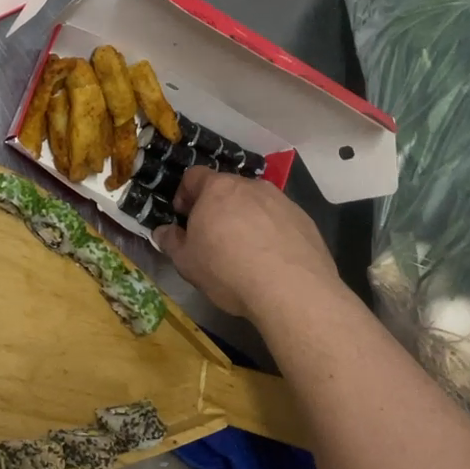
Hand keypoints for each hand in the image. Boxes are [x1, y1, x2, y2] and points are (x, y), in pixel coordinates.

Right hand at [153, 169, 339, 320]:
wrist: (293, 292)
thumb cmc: (228, 270)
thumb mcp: (186, 262)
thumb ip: (171, 241)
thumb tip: (163, 232)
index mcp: (218, 189)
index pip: (194, 176)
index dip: (185, 194)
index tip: (183, 216)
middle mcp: (251, 187)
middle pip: (228, 189)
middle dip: (217, 207)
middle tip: (212, 235)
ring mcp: (282, 202)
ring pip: (256, 204)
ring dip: (246, 219)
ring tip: (245, 250)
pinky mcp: (306, 222)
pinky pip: (280, 221)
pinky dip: (272, 233)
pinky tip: (271, 261)